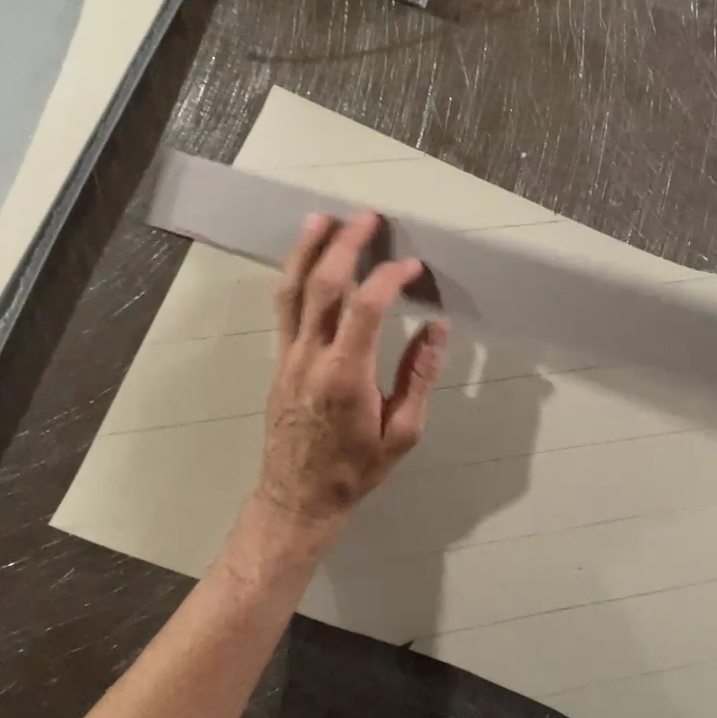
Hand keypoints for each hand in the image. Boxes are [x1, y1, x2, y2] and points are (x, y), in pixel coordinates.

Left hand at [252, 211, 448, 531]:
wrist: (296, 499)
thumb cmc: (355, 470)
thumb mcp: (402, 432)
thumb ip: (418, 376)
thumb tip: (438, 329)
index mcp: (346, 376)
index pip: (366, 308)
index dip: (389, 278)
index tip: (412, 267)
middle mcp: (311, 358)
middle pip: (323, 286)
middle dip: (345, 246)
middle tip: (367, 218)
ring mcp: (287, 356)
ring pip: (292, 290)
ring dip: (306, 250)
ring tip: (323, 218)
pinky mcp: (278, 360)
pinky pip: (283, 308)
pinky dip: (293, 275)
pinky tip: (303, 258)